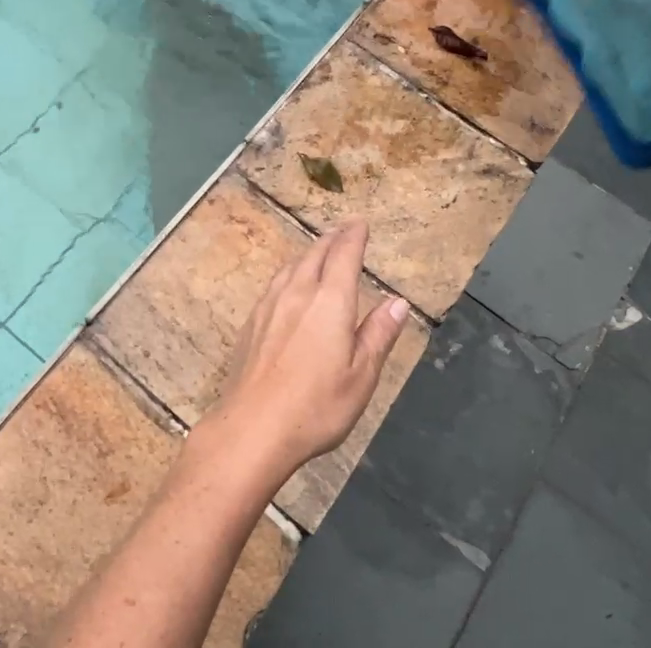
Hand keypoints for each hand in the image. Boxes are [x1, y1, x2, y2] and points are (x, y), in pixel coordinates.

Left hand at [195, 220, 409, 484]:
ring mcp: (269, 306)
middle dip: (332, 239)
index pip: (343, 256)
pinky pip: (275, 284)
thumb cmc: (316, 406)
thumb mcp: (361, 376)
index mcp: (329, 302)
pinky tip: (289, 285)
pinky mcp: (252, 323)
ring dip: (309, 253)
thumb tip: (397, 302)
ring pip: (292, 267)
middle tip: (344, 230)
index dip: (354, 237)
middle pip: (315, 254)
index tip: (361, 223)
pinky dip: (290, 273)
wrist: (253, 427)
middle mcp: (297, 293)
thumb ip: (378, 335)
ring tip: (319, 252)